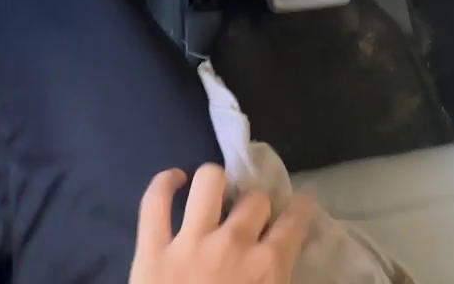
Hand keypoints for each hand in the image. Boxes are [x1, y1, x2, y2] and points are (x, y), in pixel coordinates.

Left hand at [131, 163, 315, 283]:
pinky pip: (154, 201)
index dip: (301, 207)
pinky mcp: (151, 250)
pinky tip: (175, 179)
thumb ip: (279, 282)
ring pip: (210, 181)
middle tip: (250, 221)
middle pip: (255, 200)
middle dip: (256, 207)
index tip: (303, 199)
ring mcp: (189, 242)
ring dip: (217, 185)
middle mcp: (233, 244)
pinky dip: (164, 182)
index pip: (294, 223)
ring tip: (217, 195)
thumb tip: (284, 268)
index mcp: (266, 270)